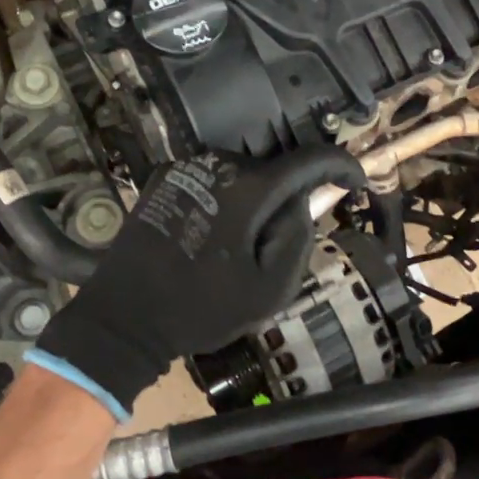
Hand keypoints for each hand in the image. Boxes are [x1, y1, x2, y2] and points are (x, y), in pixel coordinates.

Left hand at [25, 147, 364, 418]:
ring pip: (242, 175)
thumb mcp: (270, 289)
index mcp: (248, 189)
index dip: (341, 166)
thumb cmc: (200, 308)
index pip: (309, 160)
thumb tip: (303, 201)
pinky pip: (213, 181)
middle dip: (287, 197)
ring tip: (240, 247)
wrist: (123, 318)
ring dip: (254, 199)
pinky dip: (226, 199)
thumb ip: (298, 236)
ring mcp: (186, 168)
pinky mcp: (164, 178)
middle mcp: (217, 164)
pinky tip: (213, 237)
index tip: (354, 181)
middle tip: (278, 244)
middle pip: (273, 169)